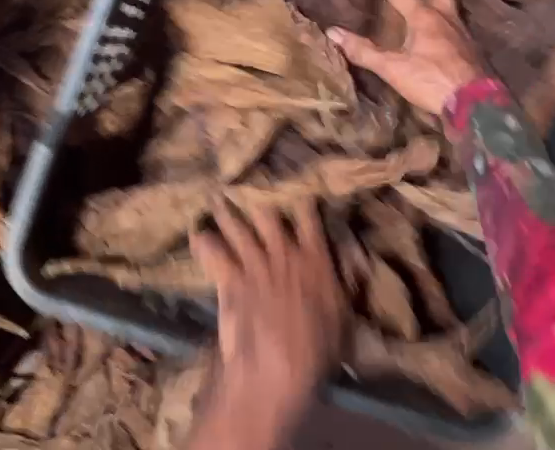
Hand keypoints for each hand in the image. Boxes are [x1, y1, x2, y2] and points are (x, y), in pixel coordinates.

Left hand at [189, 200, 345, 449]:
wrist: (277, 369)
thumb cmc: (317, 350)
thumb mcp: (344, 317)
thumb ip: (347, 286)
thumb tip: (358, 266)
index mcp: (315, 258)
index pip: (308, 215)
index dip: (301, 198)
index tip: (294, 188)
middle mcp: (284, 251)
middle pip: (268, 212)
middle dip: (257, 197)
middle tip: (247, 184)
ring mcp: (255, 262)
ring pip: (238, 226)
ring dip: (226, 212)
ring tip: (217, 197)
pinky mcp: (231, 279)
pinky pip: (213, 252)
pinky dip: (204, 242)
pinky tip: (196, 234)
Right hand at [327, 0, 487, 112]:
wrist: (474, 103)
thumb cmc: (431, 80)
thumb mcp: (392, 68)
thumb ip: (364, 51)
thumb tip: (333, 32)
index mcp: (424, 18)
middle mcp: (445, 20)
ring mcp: (462, 35)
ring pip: (452, 7)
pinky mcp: (471, 51)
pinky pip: (460, 26)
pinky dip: (452, 19)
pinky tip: (451, 27)